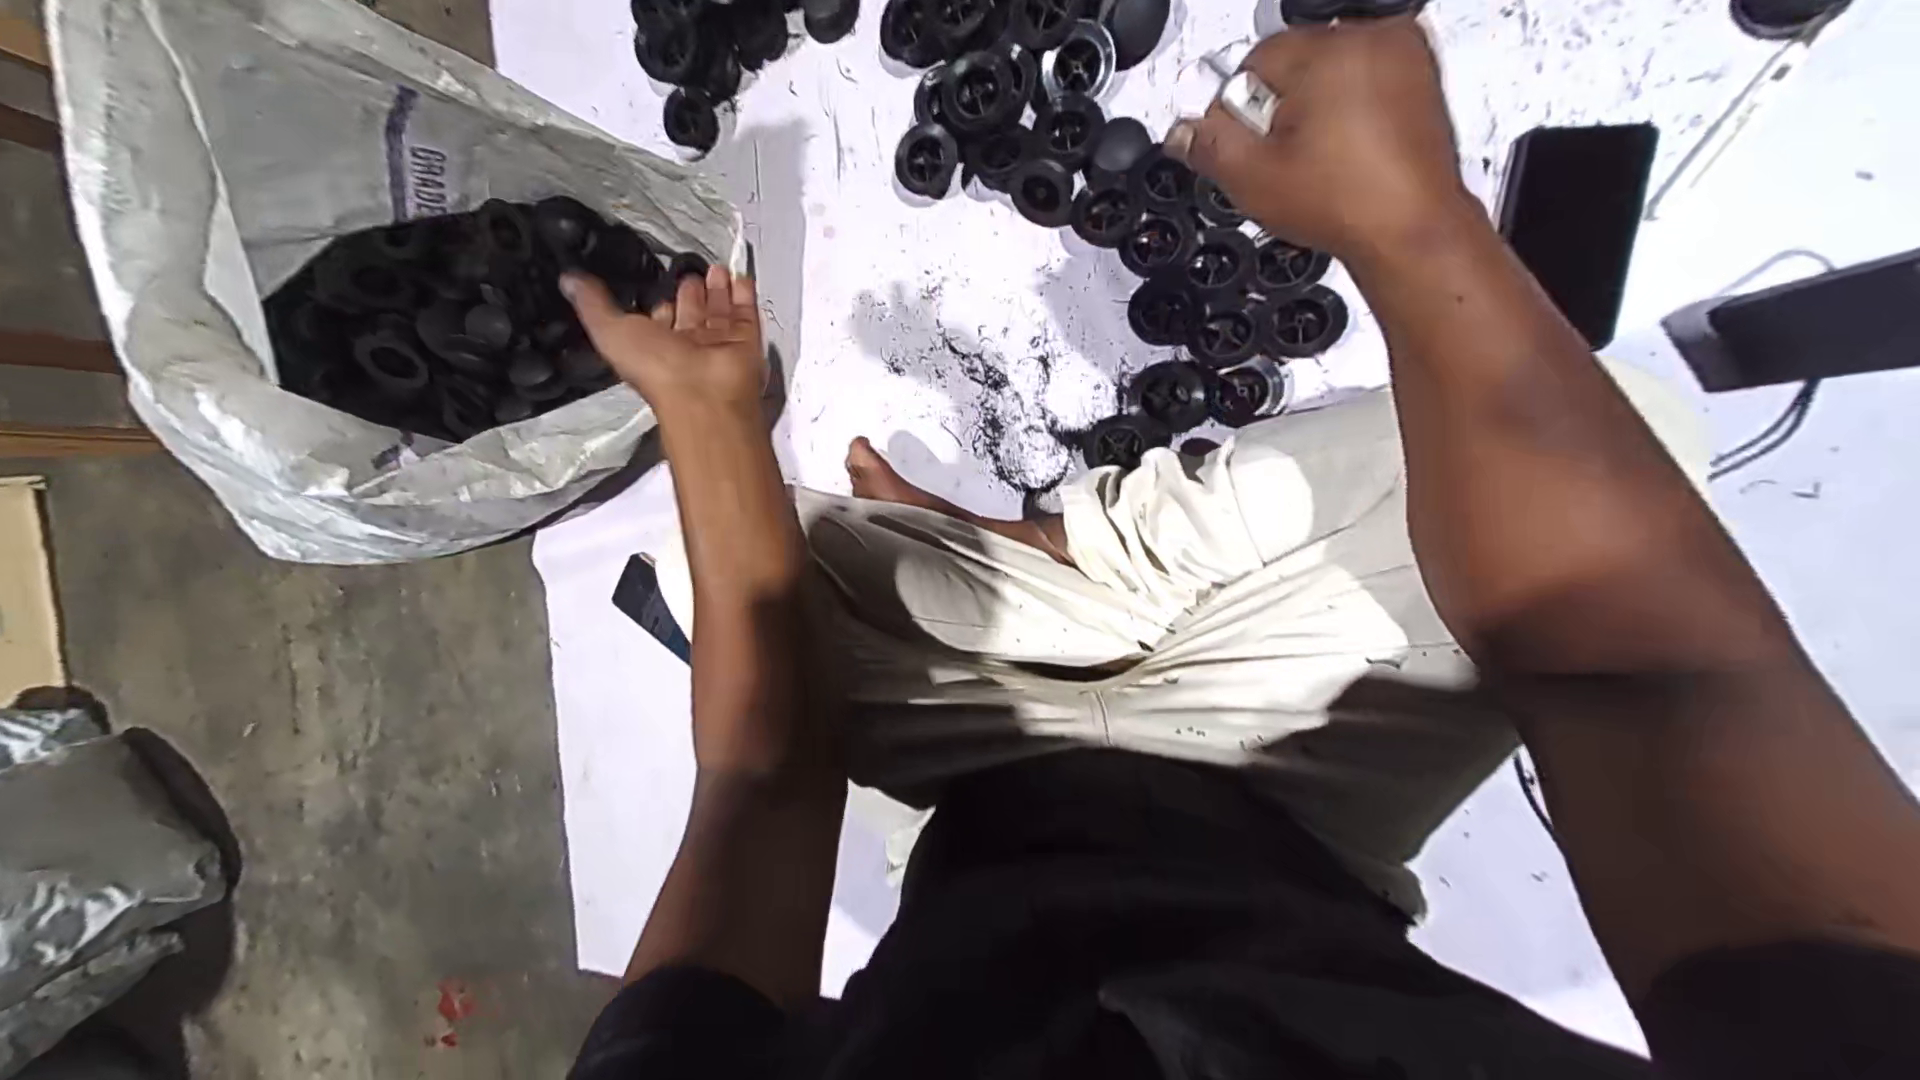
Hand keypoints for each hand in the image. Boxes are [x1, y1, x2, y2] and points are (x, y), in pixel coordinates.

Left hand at [559, 265, 765, 420]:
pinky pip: (745, 313)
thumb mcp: (609, 331)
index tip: (657, 279)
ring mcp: (720, 345)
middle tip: (692, 268)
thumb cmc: (655, 367)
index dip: (659, 300)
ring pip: (719, 311)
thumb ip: (592, 304)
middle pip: (692, 312)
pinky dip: (743, 294)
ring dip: (718, 289)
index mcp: (657, 346)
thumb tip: (568, 279)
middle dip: (692, 291)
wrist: (703, 393)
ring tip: (716, 266)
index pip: (660, 318)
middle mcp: (689, 346)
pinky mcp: (746, 342)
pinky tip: (740, 274)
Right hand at [1168, 18, 1476, 263]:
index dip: (1234, 109)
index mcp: (1329, 53)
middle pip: (1291, 64)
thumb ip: (1210, 147)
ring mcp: (1404, 54)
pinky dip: (1344, 113)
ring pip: (1327, 73)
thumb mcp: (1254, 179)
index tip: (1238, 143)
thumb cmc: (1347, 203)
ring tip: (1311, 162)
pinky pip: (1362, 83)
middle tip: (1277, 160)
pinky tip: (1338, 156)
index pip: (1253, 59)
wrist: (1407, 227)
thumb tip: (1182, 132)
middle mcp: (1373, 38)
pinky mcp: (1419, 77)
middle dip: (1273, 111)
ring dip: (1308, 112)